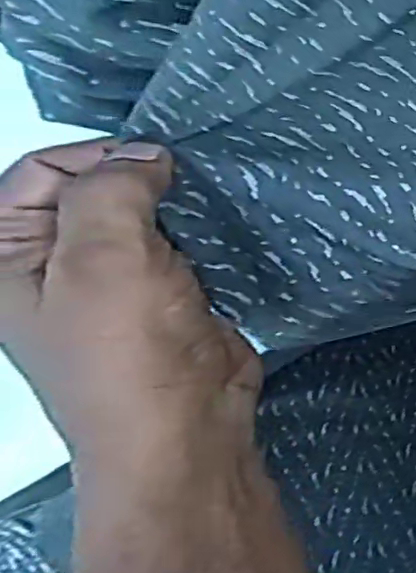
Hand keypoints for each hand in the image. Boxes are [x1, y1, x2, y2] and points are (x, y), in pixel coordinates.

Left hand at [0, 141, 261, 472]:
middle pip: (98, 191)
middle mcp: (51, 261)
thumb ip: (113, 195)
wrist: (181, 419)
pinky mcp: (168, 293)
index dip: (107, 157)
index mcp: (3, 253)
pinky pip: (183, 247)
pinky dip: (210, 235)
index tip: (174, 164)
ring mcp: (114, 280)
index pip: (45, 171)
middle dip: (152, 181)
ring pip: (148, 219)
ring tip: (225, 209)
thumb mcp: (105, 261)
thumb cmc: (127, 347)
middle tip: (204, 186)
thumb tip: (146, 153)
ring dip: (186, 210)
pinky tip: (235, 237)